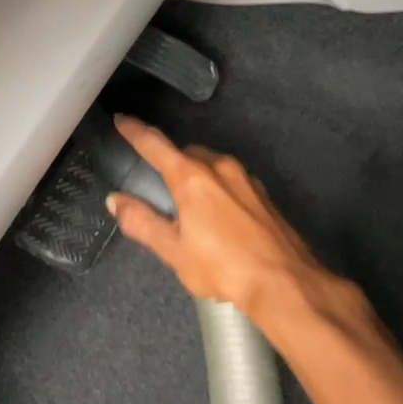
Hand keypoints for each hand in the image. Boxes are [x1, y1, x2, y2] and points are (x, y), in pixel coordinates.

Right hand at [108, 115, 369, 329]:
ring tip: (190, 205)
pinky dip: (218, 188)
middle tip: (159, 184)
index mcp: (191, 177)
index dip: (134, 131)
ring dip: (196, 175)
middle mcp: (219, 167)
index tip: (121, 119)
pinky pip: (232, 180)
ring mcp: (246, 179)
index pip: (155, 145)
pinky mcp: (264, 195)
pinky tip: (220, 215)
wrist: (286, 284)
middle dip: (170, 161)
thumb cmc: (223, 267)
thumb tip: (115, 200)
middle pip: (186, 153)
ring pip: (212, 165)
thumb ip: (142, 222)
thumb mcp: (174, 251)